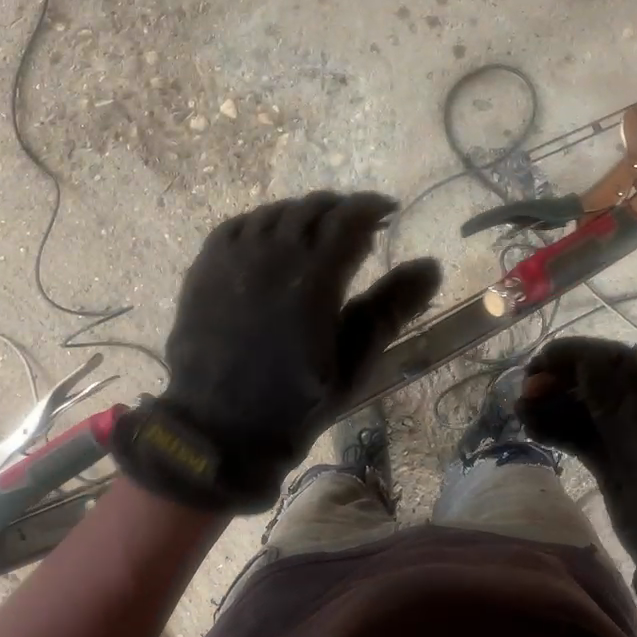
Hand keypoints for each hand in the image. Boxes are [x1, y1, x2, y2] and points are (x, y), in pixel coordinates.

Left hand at [115, 192, 440, 512]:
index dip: (372, 207)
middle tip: (358, 226)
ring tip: (317, 234)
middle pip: (312, 208)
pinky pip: (239, 225)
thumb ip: (392, 308)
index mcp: (314, 277)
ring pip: (275, 212)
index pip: (348, 218)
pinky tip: (273, 241)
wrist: (219, 429)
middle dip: (341, 209)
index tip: (389, 210)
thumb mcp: (355, 361)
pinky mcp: (205, 268)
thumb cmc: (297, 401)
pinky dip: (265, 223)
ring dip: (303, 214)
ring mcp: (234, 259)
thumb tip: (431, 266)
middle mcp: (273, 255)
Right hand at [517, 337, 636, 618]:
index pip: (617, 362)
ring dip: (552, 405)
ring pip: (583, 410)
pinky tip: (530, 428)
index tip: (542, 361)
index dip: (579, 355)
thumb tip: (589, 357)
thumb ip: (613, 405)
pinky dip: (555, 430)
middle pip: (596, 382)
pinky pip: (579, 436)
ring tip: (519, 411)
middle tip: (525, 389)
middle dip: (560, 381)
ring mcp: (625, 438)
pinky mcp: (610, 462)